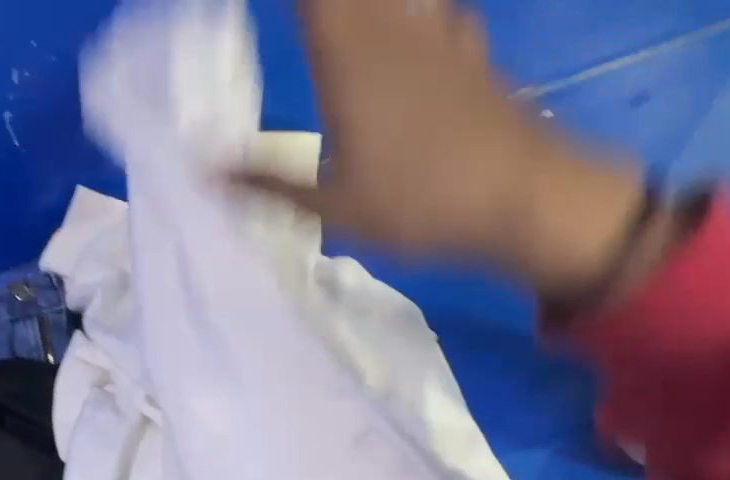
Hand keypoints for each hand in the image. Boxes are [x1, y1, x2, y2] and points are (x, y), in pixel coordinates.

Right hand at [235, 0, 650, 297]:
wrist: (526, 200)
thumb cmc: (420, 206)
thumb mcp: (332, 209)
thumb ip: (267, 184)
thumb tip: (203, 172)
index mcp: (351, 59)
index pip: (313, 1)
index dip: (298, 5)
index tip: (265, 13)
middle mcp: (394, 29)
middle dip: (323, 7)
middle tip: (304, 22)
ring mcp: (438, 34)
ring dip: (366, 7)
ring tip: (342, 23)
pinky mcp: (469, 51)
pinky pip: (435, 7)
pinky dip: (414, 12)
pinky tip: (411, 23)